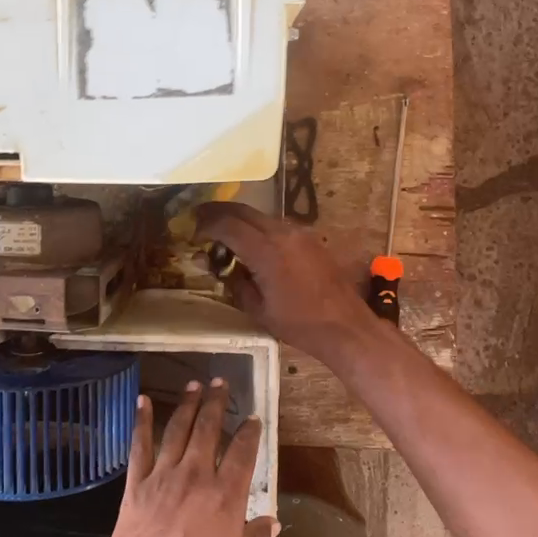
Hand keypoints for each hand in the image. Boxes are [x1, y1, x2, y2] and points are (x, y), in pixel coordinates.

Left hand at [83, 379, 275, 536]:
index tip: (254, 418)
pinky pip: (140, 444)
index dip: (250, 432)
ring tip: (193, 384)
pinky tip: (143, 401)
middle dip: (217, 402)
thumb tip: (271, 520)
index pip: (243, 452)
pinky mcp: (136, 483)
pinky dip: (142, 420)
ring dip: (187, 403)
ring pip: (177, 429)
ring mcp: (163, 476)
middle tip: (221, 382)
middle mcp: (196, 476)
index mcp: (226, 495)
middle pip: (208, 428)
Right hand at [194, 201, 380, 356]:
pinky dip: (257, 227)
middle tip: (199, 220)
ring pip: (260, 215)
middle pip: (242, 211)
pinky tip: (252, 243)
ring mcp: (299, 232)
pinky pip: (276, 225)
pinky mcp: (310, 238)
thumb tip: (212, 264)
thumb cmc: (298, 323)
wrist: (345, 326)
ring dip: (239, 219)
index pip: (227, 225)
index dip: (205, 225)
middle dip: (218, 213)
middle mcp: (282, 233)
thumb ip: (233, 281)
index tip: (192, 233)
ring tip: (223, 232)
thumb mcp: (257, 308)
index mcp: (265, 251)